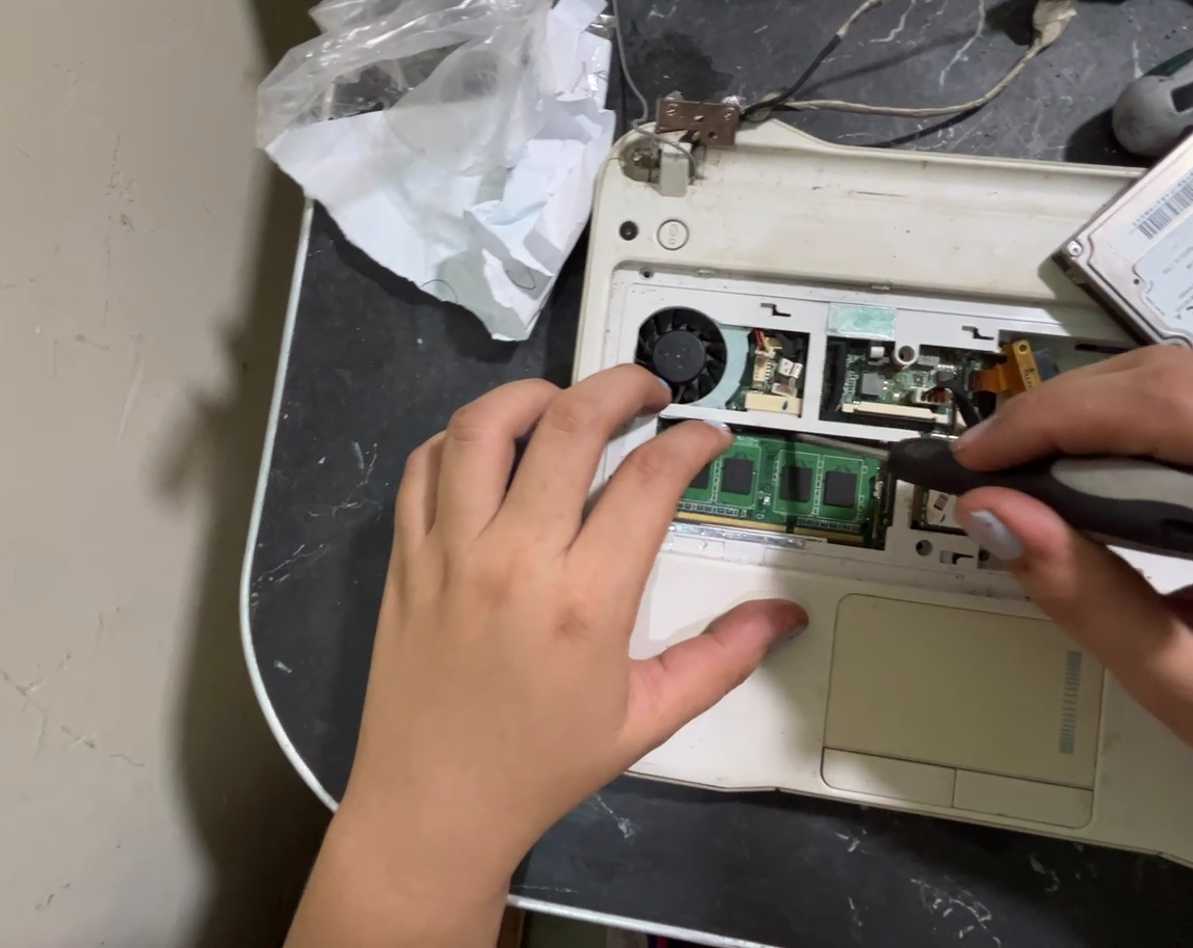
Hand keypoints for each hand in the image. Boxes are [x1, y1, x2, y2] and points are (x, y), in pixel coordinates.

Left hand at [288, 366, 807, 947]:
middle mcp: (515, 558)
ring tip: (567, 404)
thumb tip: (787, 616)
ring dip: (534, 395)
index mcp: (585, 600)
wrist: (432, 807)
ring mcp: (449, 550)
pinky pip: (423, 465)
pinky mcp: (404, 554)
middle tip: (648, 392)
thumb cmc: (543, 765)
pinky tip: (496, 450)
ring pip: (483, 426)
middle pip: (571, 425)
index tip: (707, 437)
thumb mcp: (647, 718)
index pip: (650, 481)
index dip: (692, 443)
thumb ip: (723, 658)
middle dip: (622, 385)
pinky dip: (461, 438)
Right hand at [952, 346, 1192, 944]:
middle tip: (987, 460)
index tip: (976, 457)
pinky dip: (1135, 422)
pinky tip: (1094, 463)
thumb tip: (987, 508)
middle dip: (1065, 410)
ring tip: (1026, 461)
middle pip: (1190, 382)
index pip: (1189, 412)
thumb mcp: (1183, 688)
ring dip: (1094, 411)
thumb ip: (1084, 596)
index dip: (1066, 417)